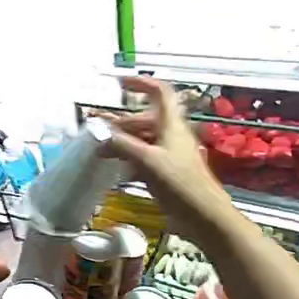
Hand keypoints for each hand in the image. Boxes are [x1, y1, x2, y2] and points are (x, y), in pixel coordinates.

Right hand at [102, 76, 236, 234]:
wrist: (202, 214)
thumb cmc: (179, 183)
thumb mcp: (147, 161)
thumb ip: (121, 145)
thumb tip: (99, 136)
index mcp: (171, 125)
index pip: (159, 93)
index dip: (141, 84)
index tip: (119, 84)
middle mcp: (170, 135)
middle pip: (144, 120)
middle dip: (120, 122)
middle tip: (96, 131)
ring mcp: (168, 154)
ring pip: (142, 140)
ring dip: (121, 142)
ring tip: (100, 151)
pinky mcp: (165, 172)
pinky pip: (143, 158)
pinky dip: (127, 159)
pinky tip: (114, 169)